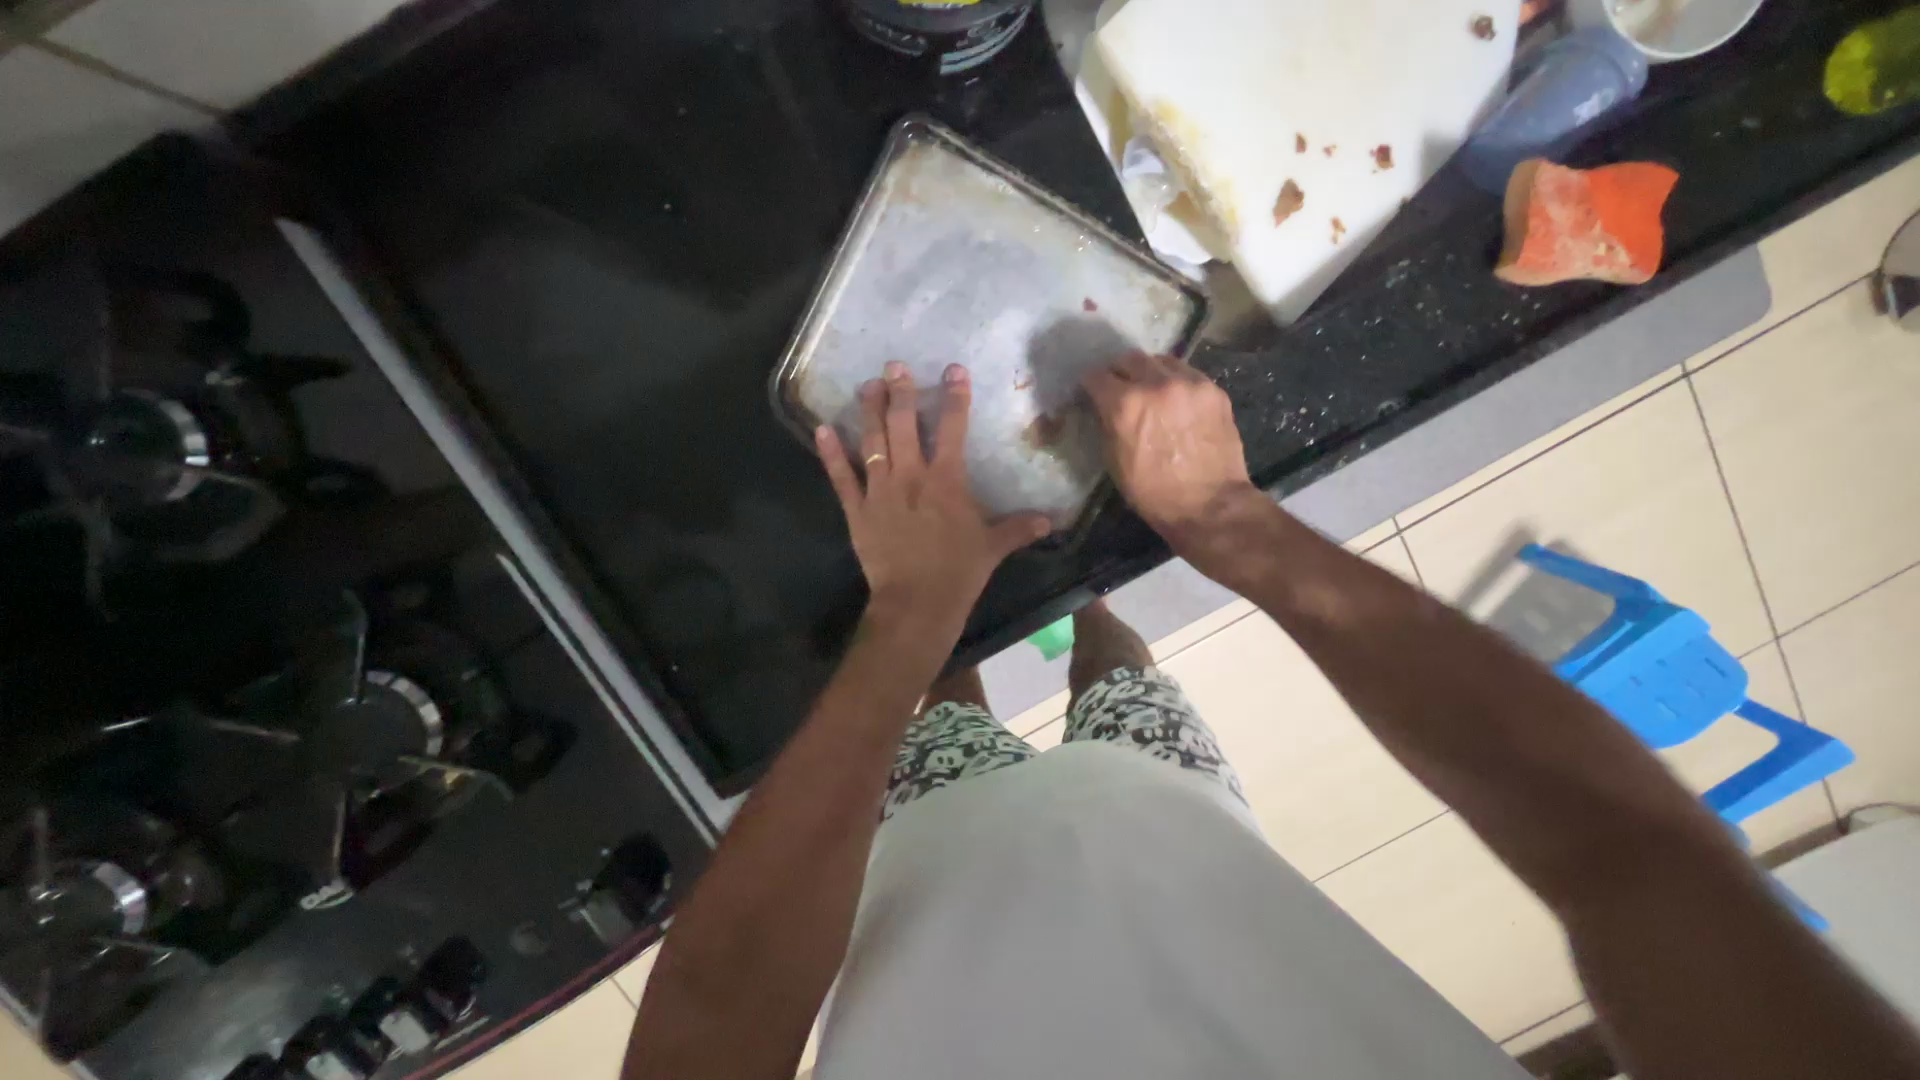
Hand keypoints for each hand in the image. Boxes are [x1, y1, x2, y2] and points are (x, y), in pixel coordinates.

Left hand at [817, 361, 1051, 636]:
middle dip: (901, 392)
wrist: (917, 603)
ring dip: (869, 411)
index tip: (954, 370)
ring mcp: (880, 491)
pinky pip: (841, 477)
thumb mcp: (993, 547)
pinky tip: (822, 428)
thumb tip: (1050, 520)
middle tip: (895, 366)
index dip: (954, 397)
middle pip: (903, 424)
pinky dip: (830, 453)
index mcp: (946, 480)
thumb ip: (1018, 528)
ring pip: (872, 442)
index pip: (952, 428)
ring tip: (867, 385)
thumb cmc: (958, 573)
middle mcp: (911, 476)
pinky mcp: (857, 511)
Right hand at [1083, 352, 1263, 552]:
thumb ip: (1108, 424)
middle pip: (1129, 358)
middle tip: (1121, 387)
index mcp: (1125, 404)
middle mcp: (1156, 384)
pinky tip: (1177, 401)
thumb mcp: (1115, 461)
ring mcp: (1189, 384)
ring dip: (1150, 372)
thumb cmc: (1153, 493)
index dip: (1090, 384)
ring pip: (1161, 360)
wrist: (1209, 505)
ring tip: (1151, 389)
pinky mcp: (1213, 390)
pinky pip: (1188, 374)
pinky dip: (1176, 382)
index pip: (1096, 376)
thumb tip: (1105, 407)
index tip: (1092, 391)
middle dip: (1120, 371)